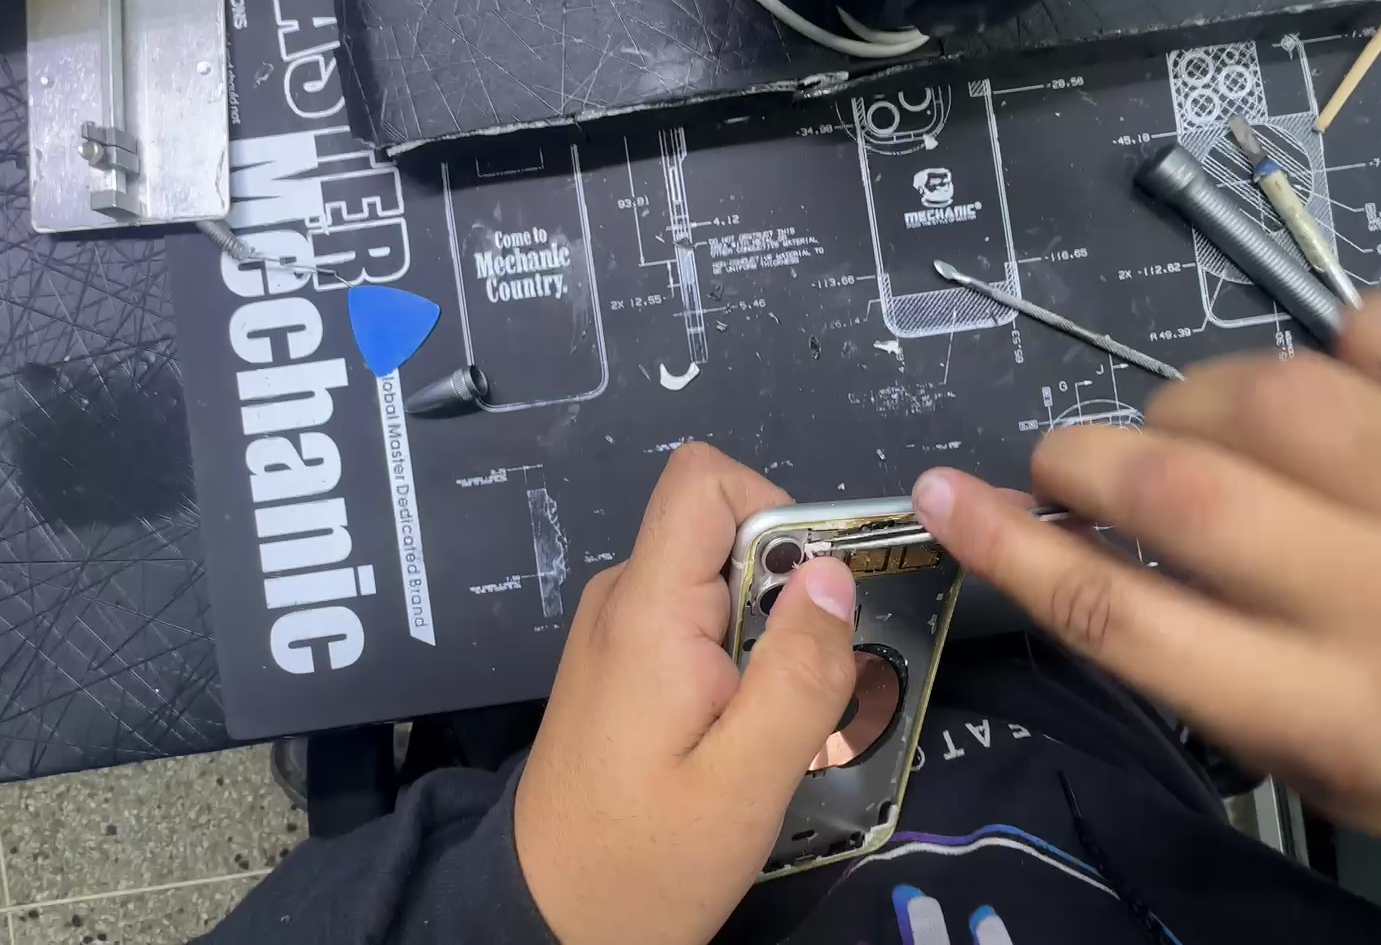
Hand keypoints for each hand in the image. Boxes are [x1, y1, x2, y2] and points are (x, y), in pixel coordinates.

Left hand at [515, 443, 860, 944]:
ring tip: (768, 714)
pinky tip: (736, 720)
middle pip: (721, 528)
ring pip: (717, 574)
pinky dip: (736, 648)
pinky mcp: (623, 649)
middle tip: (798, 678)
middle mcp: (625, 592)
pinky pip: (695, 611)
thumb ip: (799, 672)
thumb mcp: (745, 783)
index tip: (807, 586)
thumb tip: (833, 572)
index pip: (703, 479)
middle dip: (782, 587)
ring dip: (765, 627)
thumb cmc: (643, 862)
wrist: (548, 916)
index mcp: (647, 606)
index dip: (770, 505)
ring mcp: (619, 619)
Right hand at [913, 295, 1380, 843]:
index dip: (1005, 544)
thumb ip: (1124, 615)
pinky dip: (1373, 327)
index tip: (940, 493)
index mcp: (1320, 707)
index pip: (1118, 615)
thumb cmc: (1371, 736)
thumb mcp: (1236, 718)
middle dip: (1084, 461)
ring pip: (1280, 396)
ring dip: (1194, 398)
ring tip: (1199, 428)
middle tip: (1073, 469)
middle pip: (1185, 494)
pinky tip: (1350, 371)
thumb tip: (1012, 513)